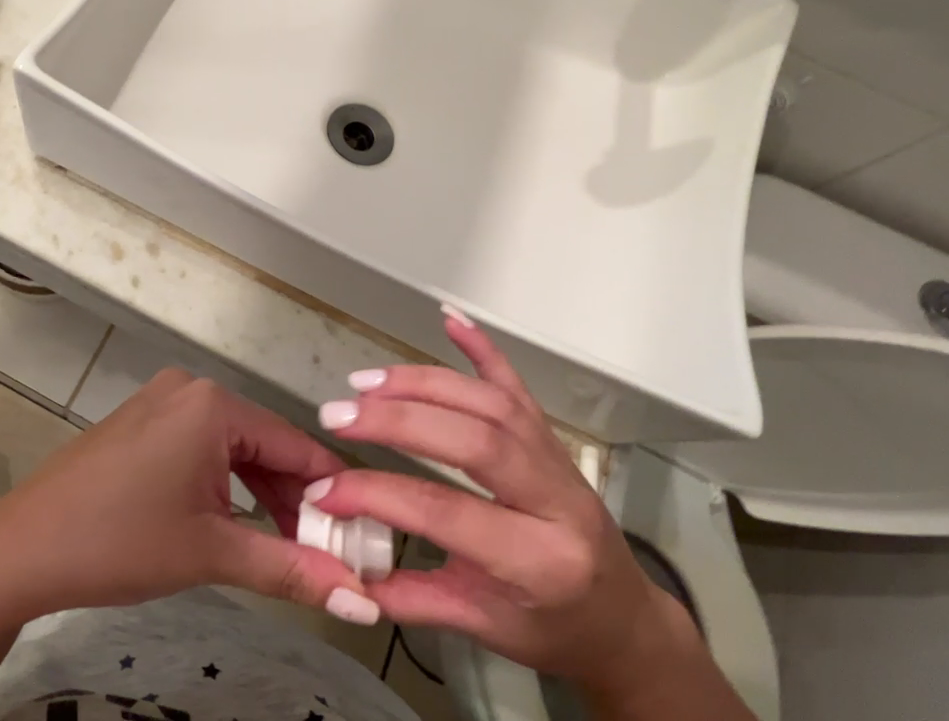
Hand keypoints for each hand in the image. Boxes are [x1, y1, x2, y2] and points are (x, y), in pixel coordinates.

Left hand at [0, 369, 380, 623]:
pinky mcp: (140, 424)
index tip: (365, 540)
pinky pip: (201, 448)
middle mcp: (189, 390)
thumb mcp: (212, 554)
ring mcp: (159, 403)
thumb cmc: (120, 542)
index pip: (298, 445)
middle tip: (328, 557)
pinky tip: (240, 523)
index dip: (335, 495)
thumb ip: (293, 570)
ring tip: (289, 550)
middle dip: (297, 501)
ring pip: (233, 449)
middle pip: (266, 444)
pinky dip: (225, 484)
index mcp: (212, 404)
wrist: (24, 548)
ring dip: (263, 496)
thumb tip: (365, 601)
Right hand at [304, 309, 698, 691]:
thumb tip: (336, 570)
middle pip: (476, 440)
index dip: (376, 495)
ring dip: (424, 385)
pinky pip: (518, 388)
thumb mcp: (482, 626)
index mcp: (538, 561)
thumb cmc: (551, 628)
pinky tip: (450, 320)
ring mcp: (559, 462)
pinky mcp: (554, 441)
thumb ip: (410, 598)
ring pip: (493, 405)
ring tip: (365, 384)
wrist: (624, 622)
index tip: (323, 493)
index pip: (445, 511)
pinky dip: (482, 349)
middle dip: (398, 421)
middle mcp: (556, 501)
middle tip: (337, 414)